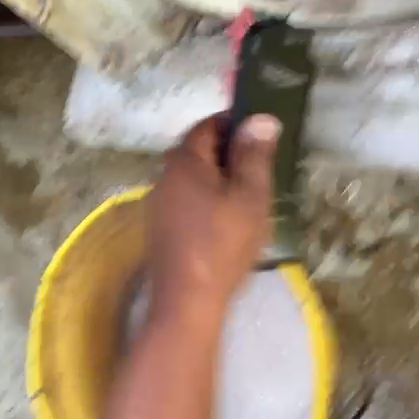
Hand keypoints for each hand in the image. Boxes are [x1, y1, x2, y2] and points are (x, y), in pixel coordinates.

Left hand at [144, 114, 279, 319]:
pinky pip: (185, 198)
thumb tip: (260, 118)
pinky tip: (226, 219)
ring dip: (216, 176)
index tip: (260, 133)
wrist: (186, 299)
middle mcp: (164, 174)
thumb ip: (254, 156)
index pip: (206, 125)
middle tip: (259, 165)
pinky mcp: (160, 225)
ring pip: (190, 176)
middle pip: (196, 150)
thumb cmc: (222, 243)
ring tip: (248, 193)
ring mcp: (158, 201)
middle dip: (227, 151)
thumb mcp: (249, 196)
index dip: (233, 123)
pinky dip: (205, 198)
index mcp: (183, 160)